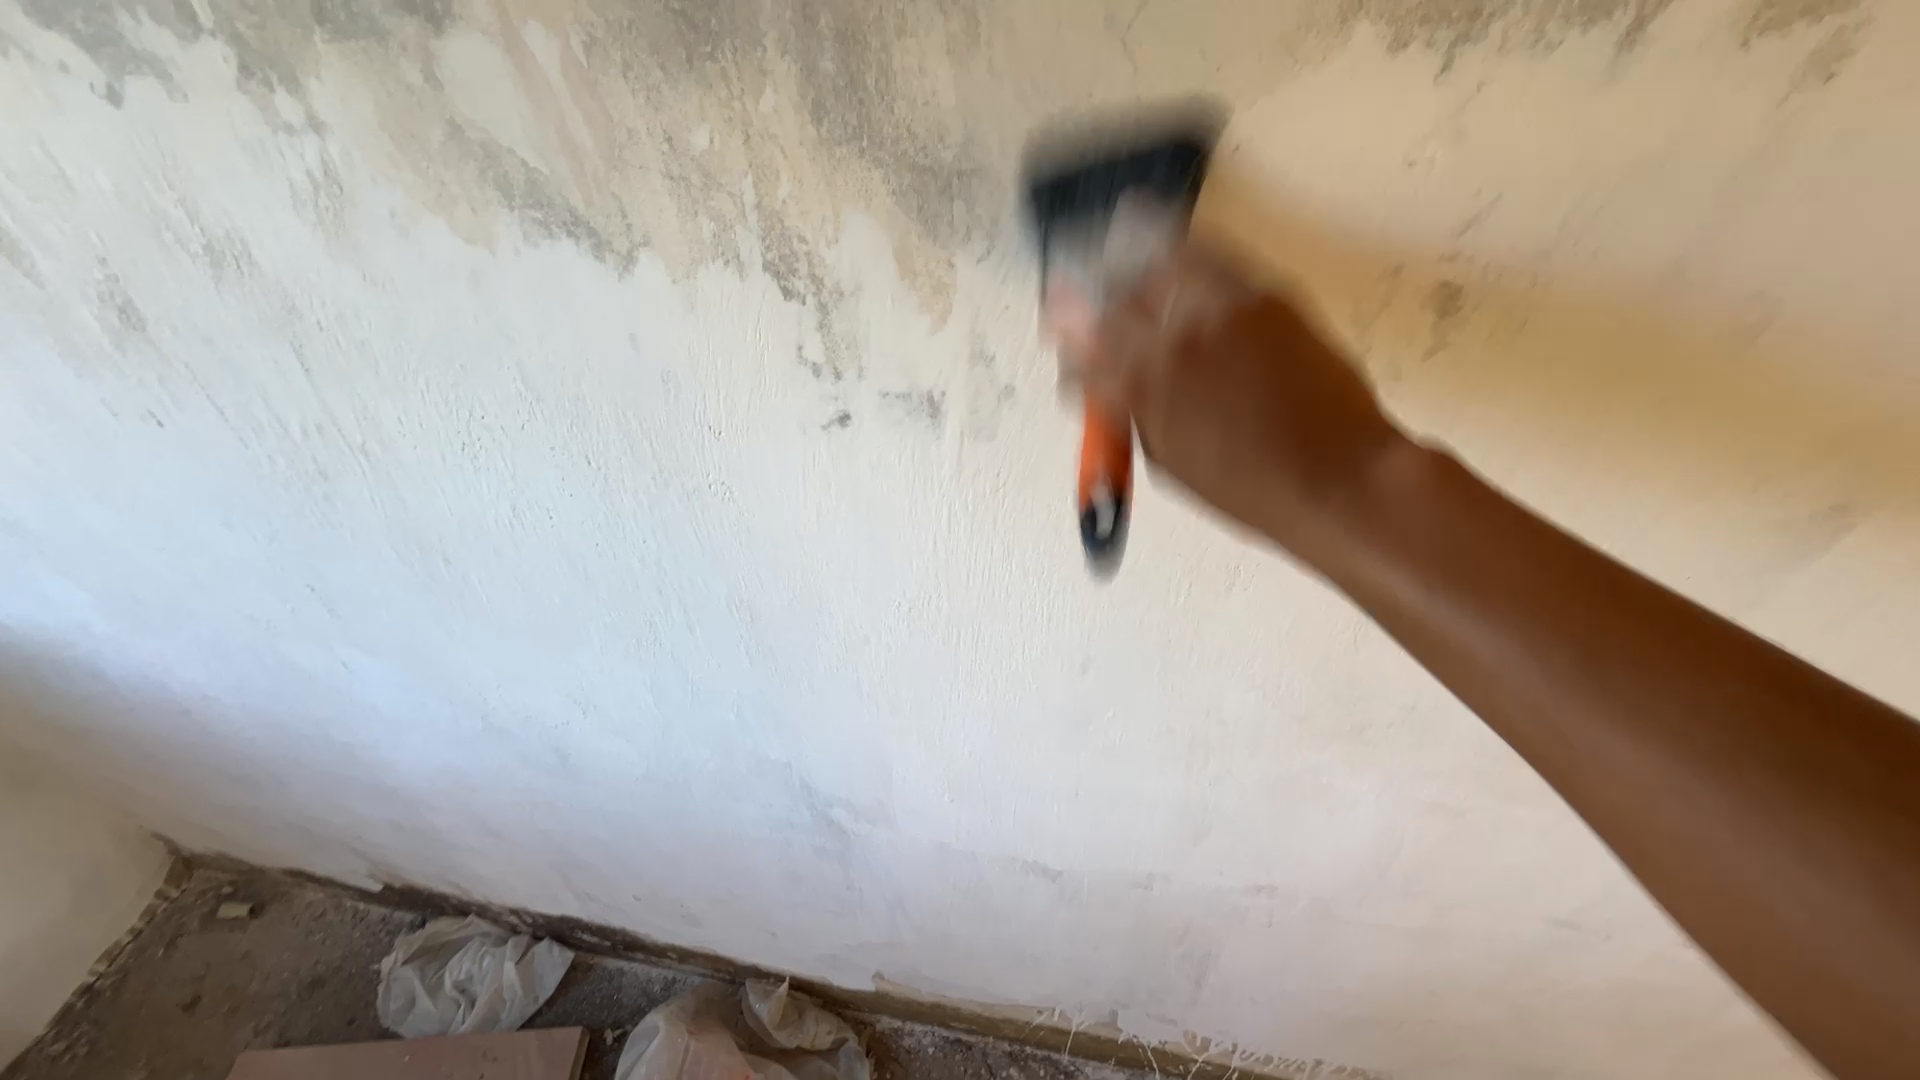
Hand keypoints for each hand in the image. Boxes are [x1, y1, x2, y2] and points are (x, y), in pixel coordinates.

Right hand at [1046, 244, 1404, 560]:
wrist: (1337, 475)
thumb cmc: (1252, 488)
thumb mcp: (1172, 465)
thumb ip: (1136, 418)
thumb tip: (1114, 391)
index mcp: (1140, 396)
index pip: (1082, 362)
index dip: (1066, 353)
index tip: (1059, 344)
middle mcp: (1168, 347)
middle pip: (1107, 308)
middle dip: (1080, 303)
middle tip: (1067, 294)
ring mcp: (1213, 315)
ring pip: (1148, 270)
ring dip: (1117, 260)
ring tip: (1104, 242)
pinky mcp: (1257, 296)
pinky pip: (1203, 254)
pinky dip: (1170, 239)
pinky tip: (1150, 224)